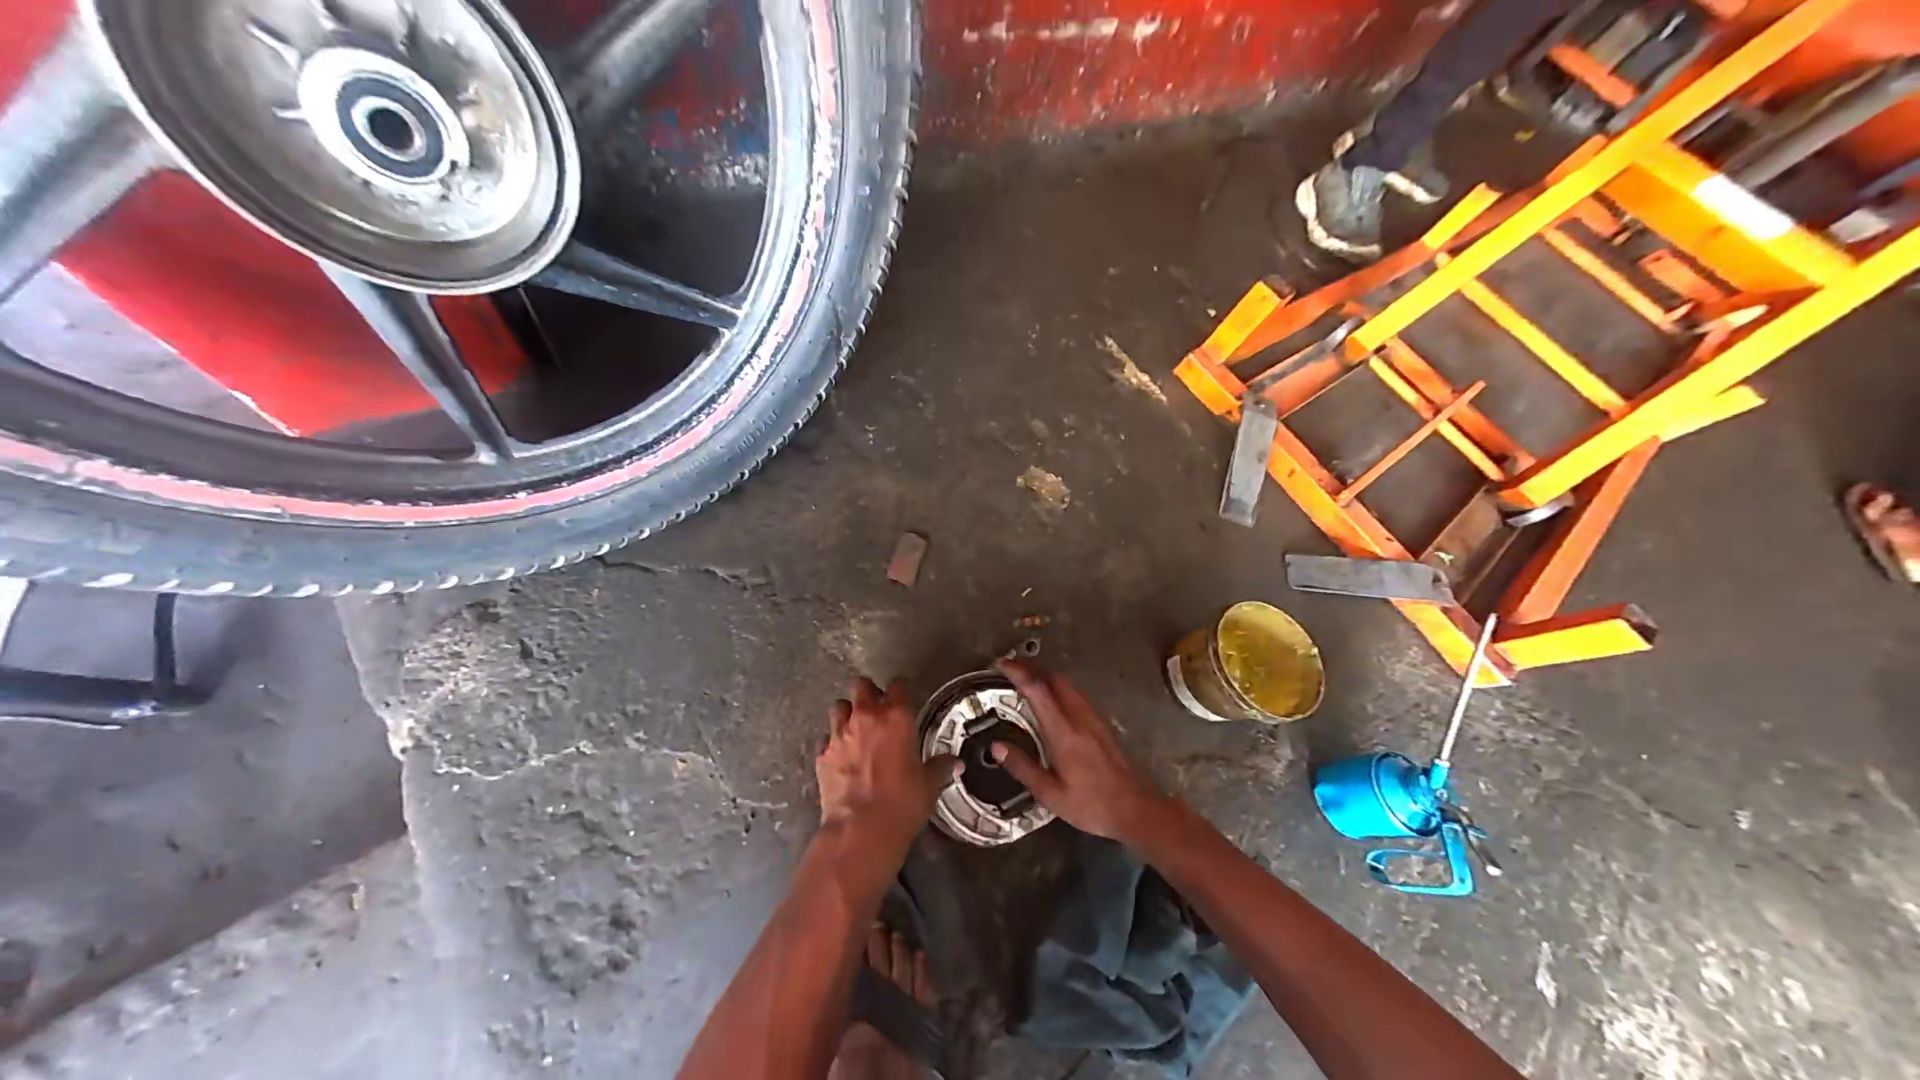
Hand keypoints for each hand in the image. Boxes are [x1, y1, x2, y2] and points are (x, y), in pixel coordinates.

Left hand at [816, 678, 960, 853]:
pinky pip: (825, 738)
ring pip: (838, 706)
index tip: (905, 697)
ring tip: (855, 727)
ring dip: (847, 712)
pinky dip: (832, 742)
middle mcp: (865, 718)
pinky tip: (840, 755)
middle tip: (877, 707)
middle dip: (869, 692)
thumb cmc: (902, 803)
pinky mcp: (822, 755)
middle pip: (861, 686)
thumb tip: (955, 763)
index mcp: (896, 718)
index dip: (902, 689)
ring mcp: (839, 735)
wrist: (860, 830)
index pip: (899, 686)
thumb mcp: (929, 785)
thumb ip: (940, 767)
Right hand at [990, 660, 1171, 843]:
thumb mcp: (1051, 794)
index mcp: (1064, 733)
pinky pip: (1077, 695)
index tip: (1001, 664)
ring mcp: (1094, 719)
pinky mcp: (1102, 725)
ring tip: (1027, 681)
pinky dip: (1059, 688)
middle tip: (1010, 669)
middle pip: (1055, 678)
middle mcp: (1080, 718)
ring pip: (1068, 684)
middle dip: (1031, 668)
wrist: (1136, 809)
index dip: (1018, 672)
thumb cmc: (1092, 805)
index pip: (1038, 690)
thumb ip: (1023, 767)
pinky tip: (1052, 701)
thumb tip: (997, 747)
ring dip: (1046, 676)